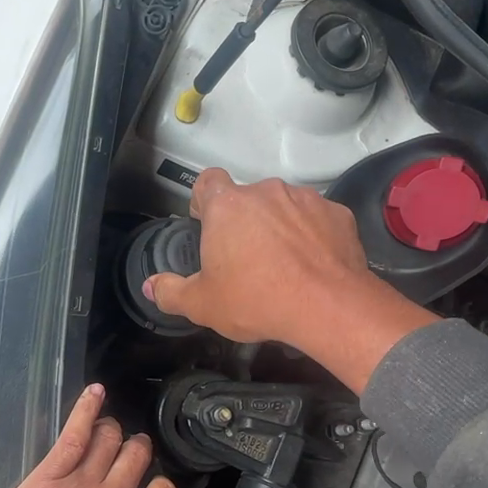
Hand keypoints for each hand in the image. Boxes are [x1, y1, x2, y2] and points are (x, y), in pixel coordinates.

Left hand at [0, 384, 177, 487]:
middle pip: (139, 456)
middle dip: (139, 454)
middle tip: (129, 461)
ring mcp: (80, 483)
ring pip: (110, 439)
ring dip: (114, 434)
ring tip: (109, 437)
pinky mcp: (48, 475)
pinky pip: (73, 433)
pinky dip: (87, 408)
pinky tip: (95, 392)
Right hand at [143, 168, 438, 391]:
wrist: (328, 307)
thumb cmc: (256, 300)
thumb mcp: (202, 304)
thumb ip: (170, 292)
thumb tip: (150, 286)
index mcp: (227, 206)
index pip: (208, 181)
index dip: (204, 199)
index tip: (206, 223)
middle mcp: (266, 192)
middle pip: (247, 198)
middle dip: (243, 221)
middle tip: (243, 257)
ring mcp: (305, 199)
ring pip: (283, 206)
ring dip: (278, 226)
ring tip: (282, 263)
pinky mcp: (338, 214)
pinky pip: (316, 219)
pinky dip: (311, 235)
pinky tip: (311, 264)